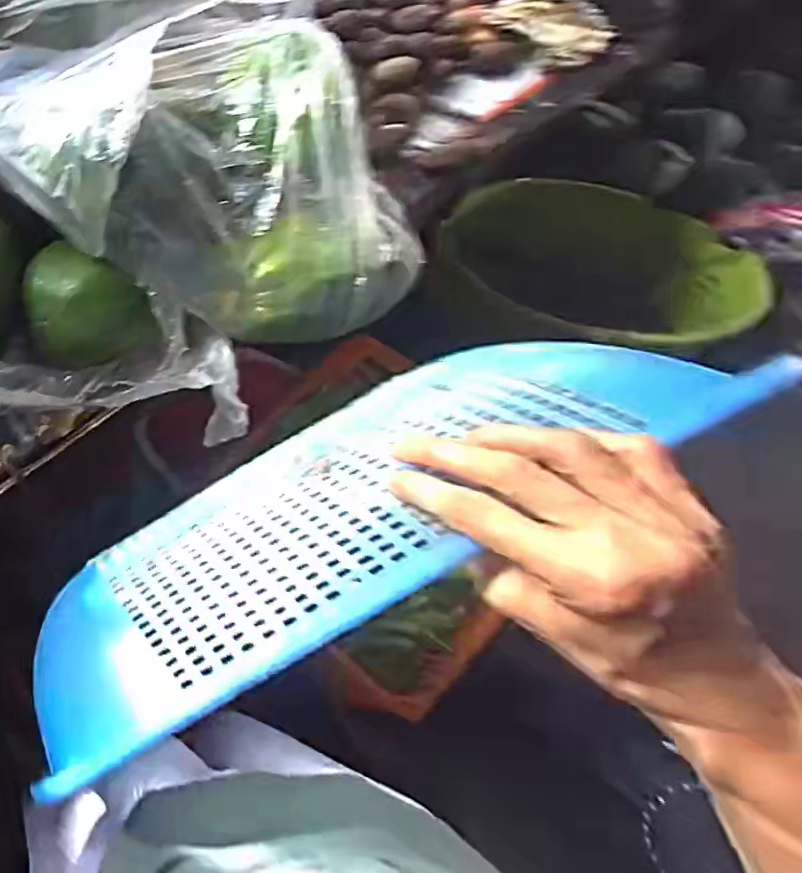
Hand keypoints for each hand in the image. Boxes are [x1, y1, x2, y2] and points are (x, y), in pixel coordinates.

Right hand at [392, 426, 794, 738]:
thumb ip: (489, 562)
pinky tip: (544, 442)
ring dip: (508, 436)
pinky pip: (632, 450)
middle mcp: (629, 537)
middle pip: (520, 473)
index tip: (395, 477)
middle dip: (452, 454)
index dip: (431, 492)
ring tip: (470, 437)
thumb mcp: (531, 617)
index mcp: (589, 576)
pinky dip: (578, 438)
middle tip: (410, 445)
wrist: (718, 679)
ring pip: (572, 449)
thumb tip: (446, 518)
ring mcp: (668, 515)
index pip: (486, 517)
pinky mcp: (691, 505)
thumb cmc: (613, 656)